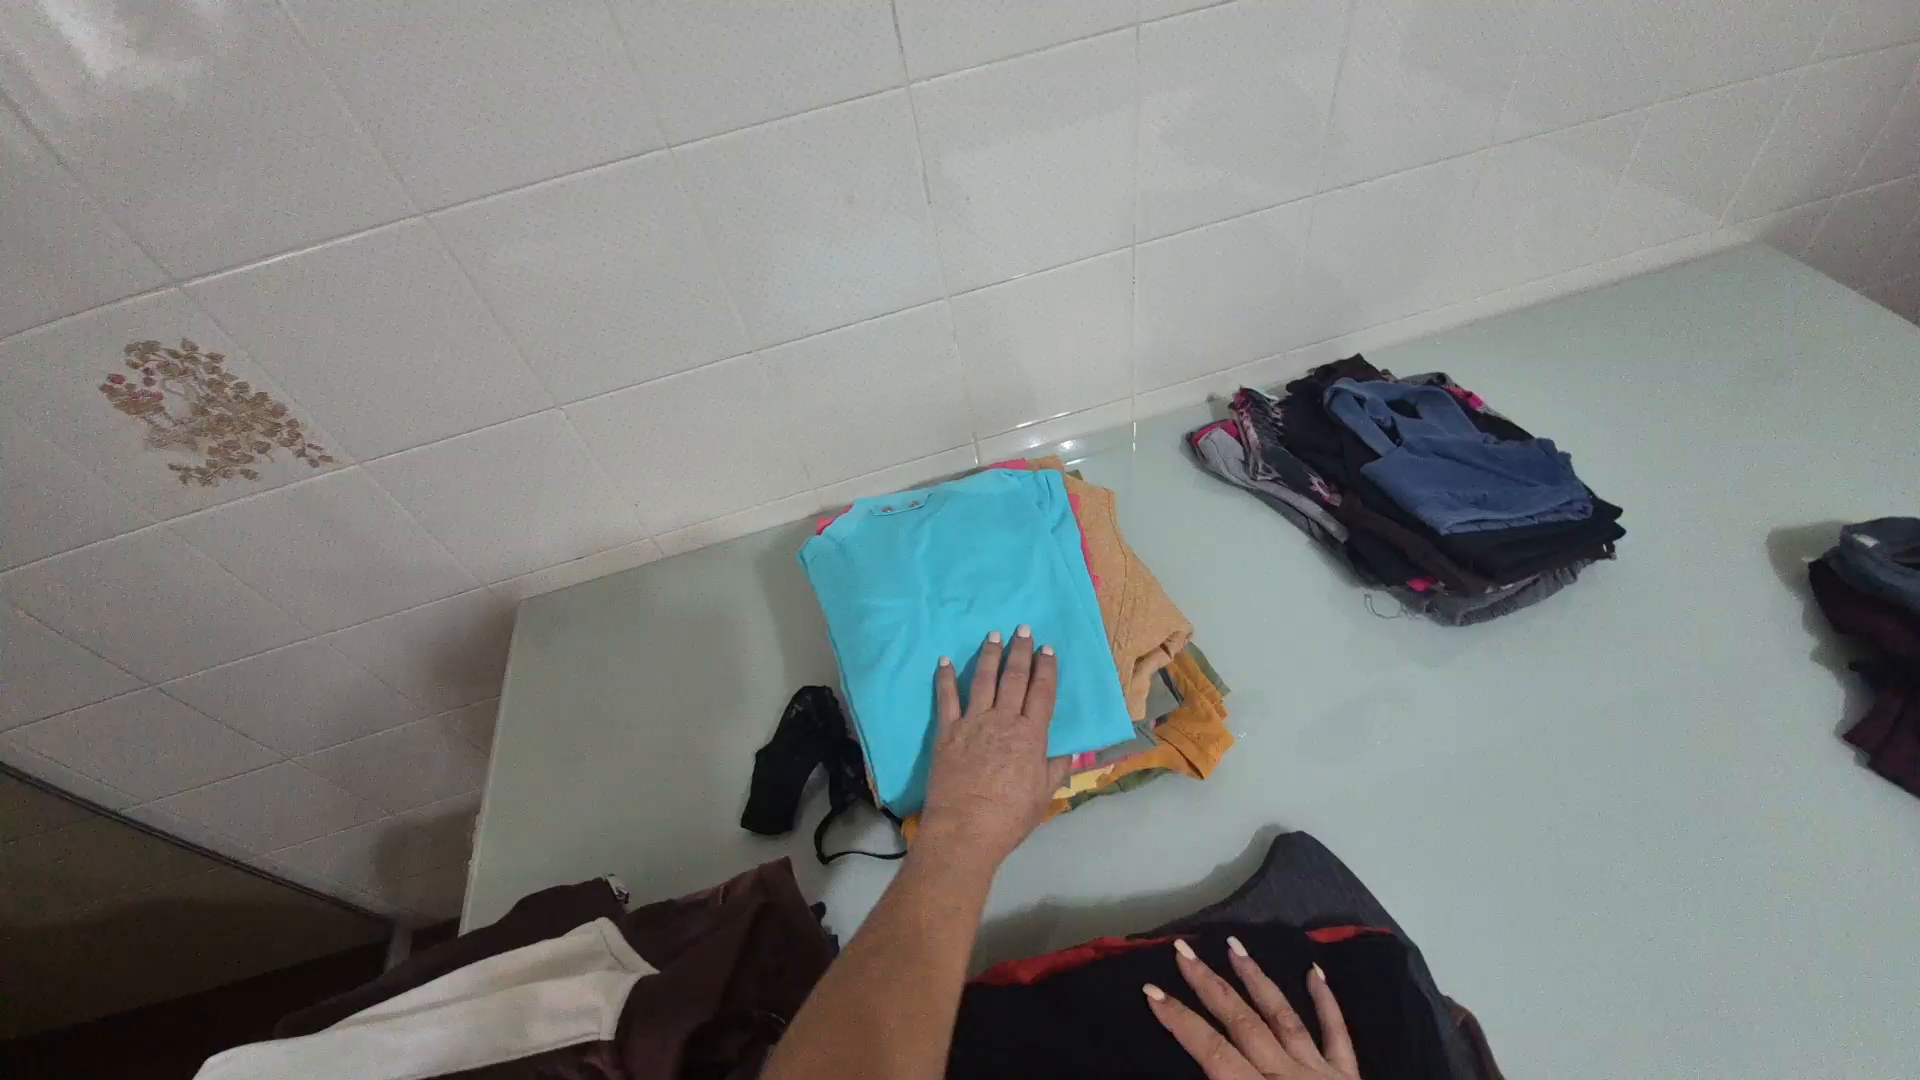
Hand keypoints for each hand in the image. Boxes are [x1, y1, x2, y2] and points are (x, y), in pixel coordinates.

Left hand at [916, 627, 1070, 872]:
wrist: (965, 830)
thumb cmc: (1009, 817)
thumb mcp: (1044, 795)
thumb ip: (1055, 768)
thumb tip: (1068, 750)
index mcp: (1031, 735)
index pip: (1042, 693)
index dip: (1046, 669)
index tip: (1048, 649)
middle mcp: (1003, 720)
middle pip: (1014, 678)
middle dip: (1020, 652)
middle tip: (1024, 629)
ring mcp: (973, 722)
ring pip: (983, 680)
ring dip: (989, 655)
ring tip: (994, 635)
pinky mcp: (947, 731)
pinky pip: (946, 698)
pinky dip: (945, 677)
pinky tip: (944, 660)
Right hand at [1145, 937, 1361, 1079]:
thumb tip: (1201, 1071)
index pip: (1212, 1053)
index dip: (1180, 1021)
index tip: (1151, 991)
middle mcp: (1289, 1079)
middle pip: (1242, 1023)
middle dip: (1208, 984)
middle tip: (1182, 949)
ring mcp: (1322, 1077)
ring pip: (1283, 1016)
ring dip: (1256, 979)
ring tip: (1234, 945)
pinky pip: (1338, 1036)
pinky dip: (1327, 1002)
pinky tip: (1315, 971)